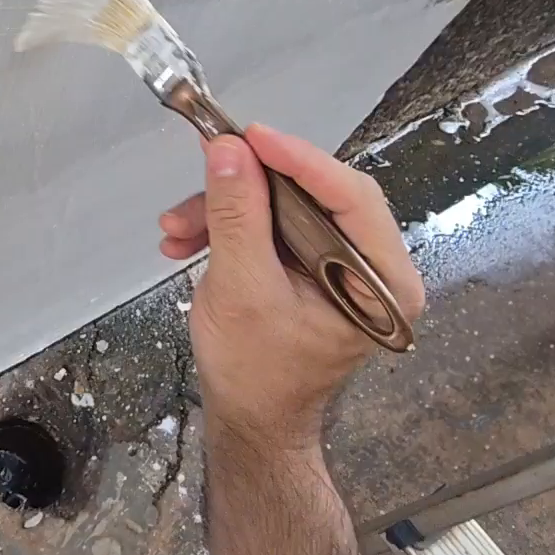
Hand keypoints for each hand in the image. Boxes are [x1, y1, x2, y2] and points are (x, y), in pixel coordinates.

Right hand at [159, 125, 423, 447]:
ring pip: (281, 207)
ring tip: (173, 230)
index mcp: (381, 279)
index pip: (351, 196)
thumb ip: (237, 217)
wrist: (248, 419)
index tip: (248, 135)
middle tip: (203, 168)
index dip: (300, 159)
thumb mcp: (241, 289)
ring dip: (222, 210)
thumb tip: (228, 150)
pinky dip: (224, 228)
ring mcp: (335, 265)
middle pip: (311, 195)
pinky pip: (267, 227)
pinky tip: (183, 242)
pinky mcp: (305, 265)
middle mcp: (369, 265)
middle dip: (245, 187)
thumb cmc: (254, 369)